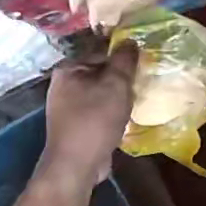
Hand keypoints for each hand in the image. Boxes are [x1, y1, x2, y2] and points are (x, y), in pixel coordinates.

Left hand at [38, 42, 138, 188]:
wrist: (77, 164)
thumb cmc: (95, 120)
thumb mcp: (116, 85)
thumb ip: (124, 61)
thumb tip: (130, 41)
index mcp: (69, 69)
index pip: (101, 52)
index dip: (124, 57)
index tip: (142, 66)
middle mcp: (63, 85)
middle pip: (100, 73)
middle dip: (122, 79)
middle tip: (141, 85)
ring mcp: (67, 106)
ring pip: (101, 93)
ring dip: (118, 97)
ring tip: (135, 102)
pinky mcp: (75, 125)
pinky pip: (98, 110)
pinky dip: (112, 112)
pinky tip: (124, 118)